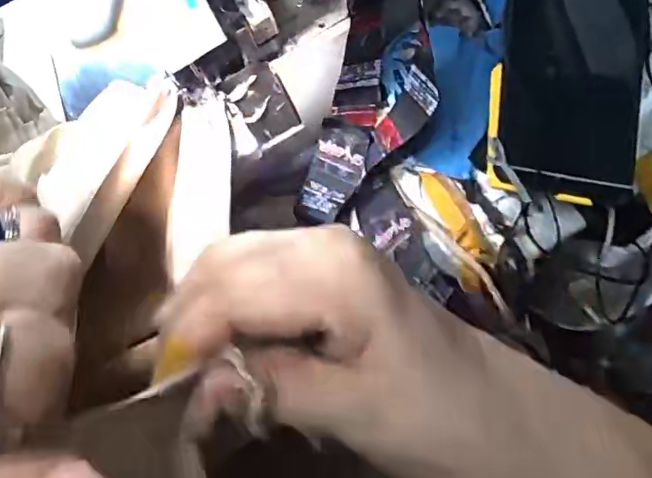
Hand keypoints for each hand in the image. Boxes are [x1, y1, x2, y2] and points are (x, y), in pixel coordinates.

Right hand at [157, 226, 505, 477]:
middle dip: (187, 312)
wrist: (489, 400)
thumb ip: (272, 388)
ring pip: (235, 254)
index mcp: (332, 270)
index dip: (189, 334)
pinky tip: (222, 334)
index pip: (234, 288)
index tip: (163, 386)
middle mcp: (321, 239)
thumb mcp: (352, 411)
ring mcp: (324, 242)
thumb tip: (198, 386)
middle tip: (165, 375)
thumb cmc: (429, 411)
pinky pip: (257, 263)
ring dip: (202, 301)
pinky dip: (228, 295)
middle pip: (227, 258)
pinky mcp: (325, 257)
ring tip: (185, 359)